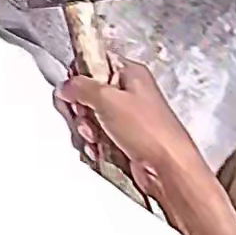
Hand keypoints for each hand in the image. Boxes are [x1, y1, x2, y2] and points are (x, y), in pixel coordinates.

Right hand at [53, 56, 208, 201]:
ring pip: (89, 114)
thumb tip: (64, 86)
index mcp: (131, 73)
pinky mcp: (124, 137)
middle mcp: (129, 92)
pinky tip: (100, 148)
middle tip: (86, 116)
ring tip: (96, 136)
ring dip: (86, 127)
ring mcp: (127, 116)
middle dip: (81, 108)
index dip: (79, 75)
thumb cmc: (149, 132)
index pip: (93, 61)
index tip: (75, 88)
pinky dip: (93, 141)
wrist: (171, 173)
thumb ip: (78, 86)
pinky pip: (96, 133)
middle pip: (87, 90)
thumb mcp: (106, 98)